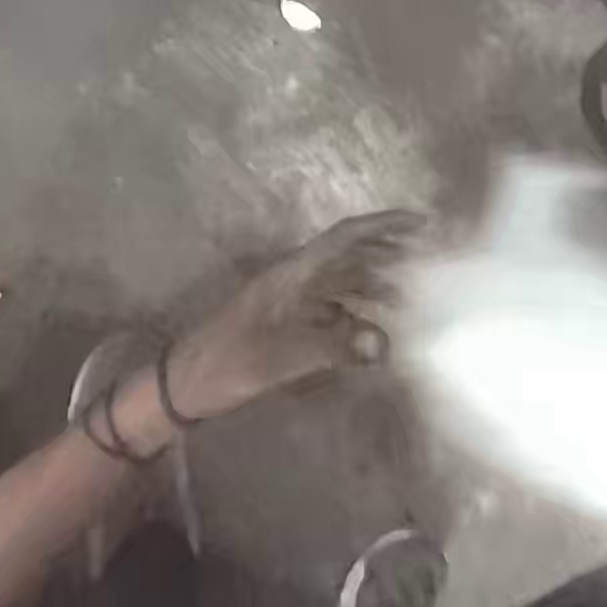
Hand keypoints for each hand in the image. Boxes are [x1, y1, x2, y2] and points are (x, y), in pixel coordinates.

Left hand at [162, 210, 424, 420]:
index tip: (417, 222)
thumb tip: (385, 342)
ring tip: (406, 293)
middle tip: (423, 258)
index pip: (343, 237)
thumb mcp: (278, 357)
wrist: (183, 384)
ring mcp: (289, 299)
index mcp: (292, 273)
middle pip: (346, 253)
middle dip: (385, 250)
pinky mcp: (285, 321)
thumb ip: (330, 347)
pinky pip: (330, 304)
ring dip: (372, 279)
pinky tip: (369, 327)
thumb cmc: (227, 363)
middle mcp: (294, 278)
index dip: (381, 225)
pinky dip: (355, 308)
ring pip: (340, 278)